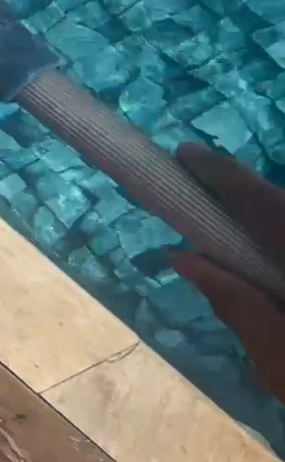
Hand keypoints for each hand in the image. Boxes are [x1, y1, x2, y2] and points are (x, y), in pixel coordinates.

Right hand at [172, 143, 284, 401]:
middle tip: (215, 189)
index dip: (228, 177)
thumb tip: (187, 256)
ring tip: (248, 226)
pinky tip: (272, 268)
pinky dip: (282, 242)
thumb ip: (240, 308)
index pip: (271, 208)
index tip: (188, 153)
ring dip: (278, 225)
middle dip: (262, 200)